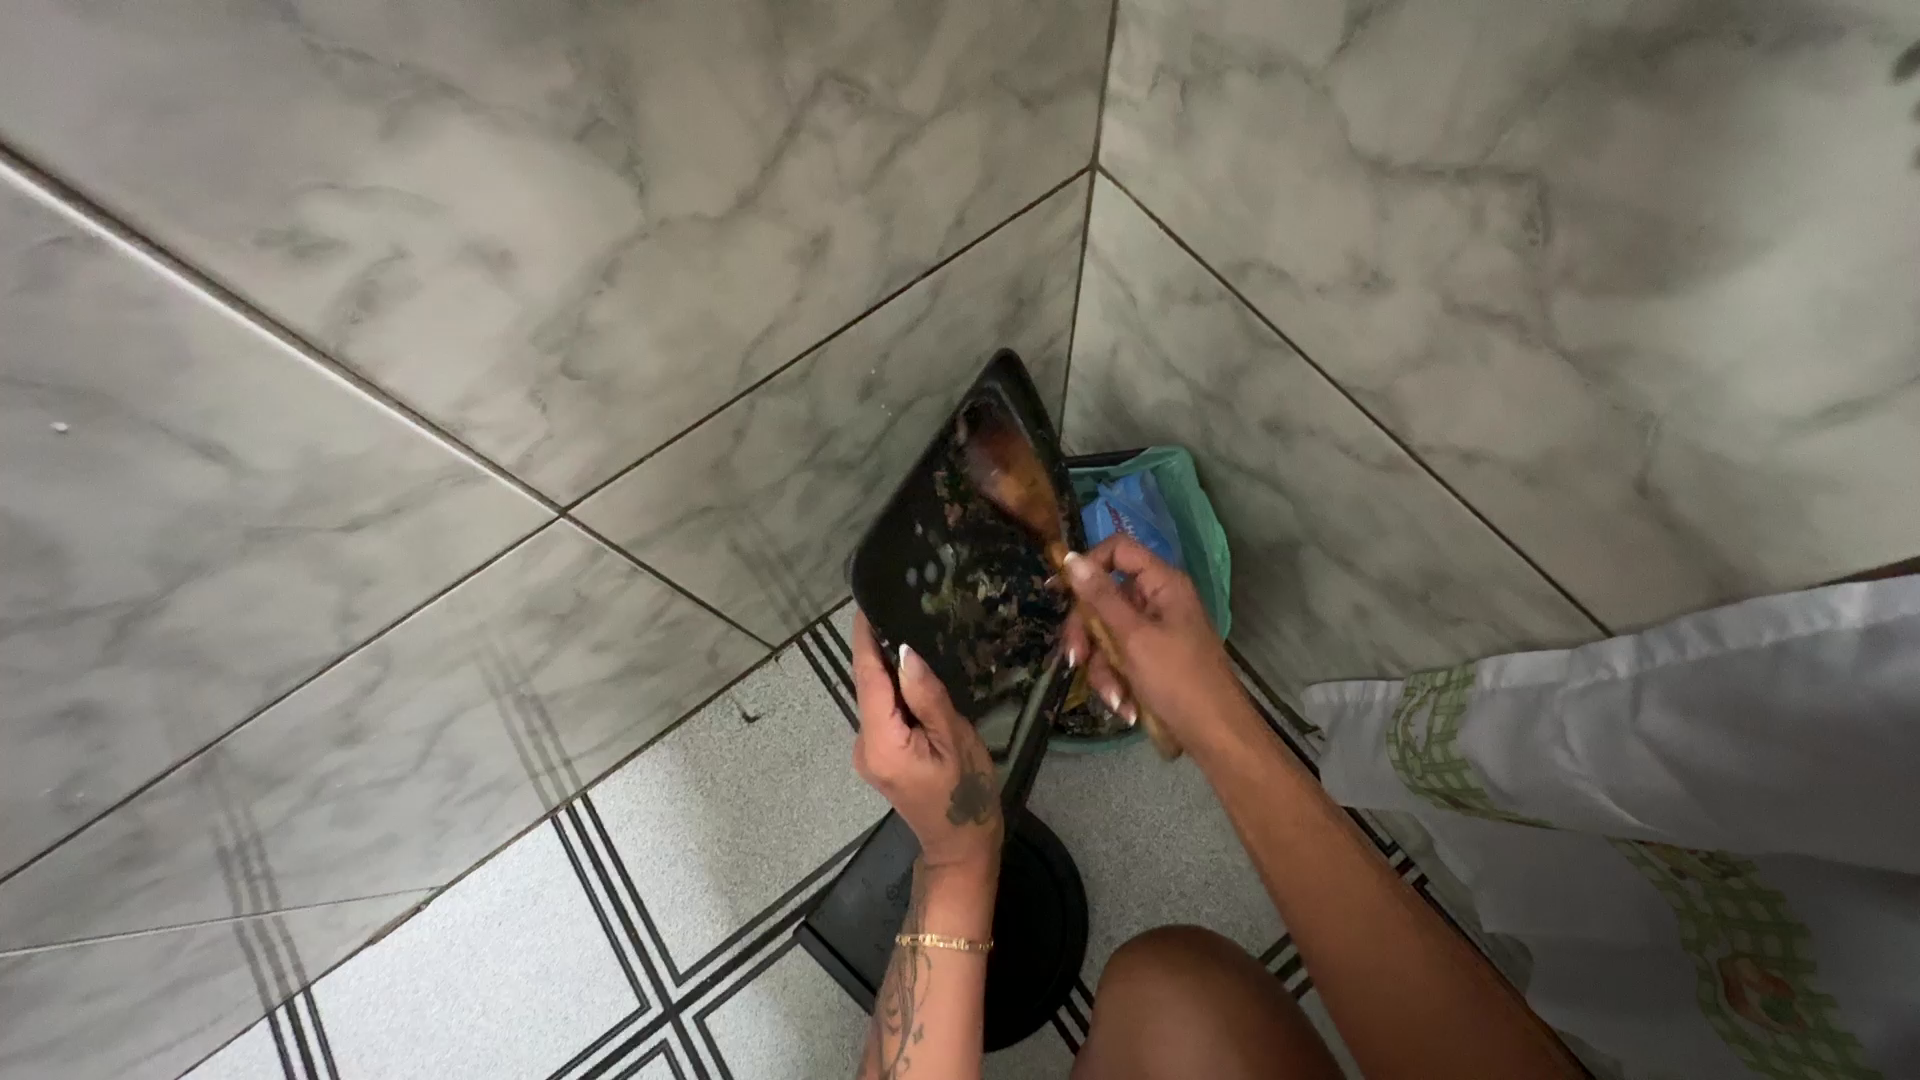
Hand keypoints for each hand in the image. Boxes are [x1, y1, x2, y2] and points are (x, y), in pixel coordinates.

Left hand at [850, 611, 1003, 876]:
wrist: (961, 845)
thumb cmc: (966, 795)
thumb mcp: (955, 741)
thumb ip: (927, 696)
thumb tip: (905, 653)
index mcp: (882, 742)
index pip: (867, 679)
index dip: (864, 640)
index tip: (866, 605)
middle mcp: (864, 745)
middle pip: (868, 687)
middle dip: (879, 649)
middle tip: (899, 608)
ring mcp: (869, 752)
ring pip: (876, 699)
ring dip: (889, 669)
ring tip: (910, 629)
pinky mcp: (879, 754)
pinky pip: (884, 713)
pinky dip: (896, 691)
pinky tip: (914, 671)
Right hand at [1060, 534, 1249, 752]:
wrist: (1216, 737)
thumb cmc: (1178, 681)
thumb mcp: (1132, 637)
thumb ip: (1100, 597)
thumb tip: (1070, 558)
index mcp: (1163, 584)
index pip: (1118, 551)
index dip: (1088, 565)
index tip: (1059, 591)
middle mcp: (1158, 601)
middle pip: (1104, 598)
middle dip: (1087, 633)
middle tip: (1076, 659)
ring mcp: (1155, 631)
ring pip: (1107, 634)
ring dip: (1102, 668)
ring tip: (1115, 697)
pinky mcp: (1152, 659)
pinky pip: (1120, 659)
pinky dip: (1117, 681)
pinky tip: (1125, 705)